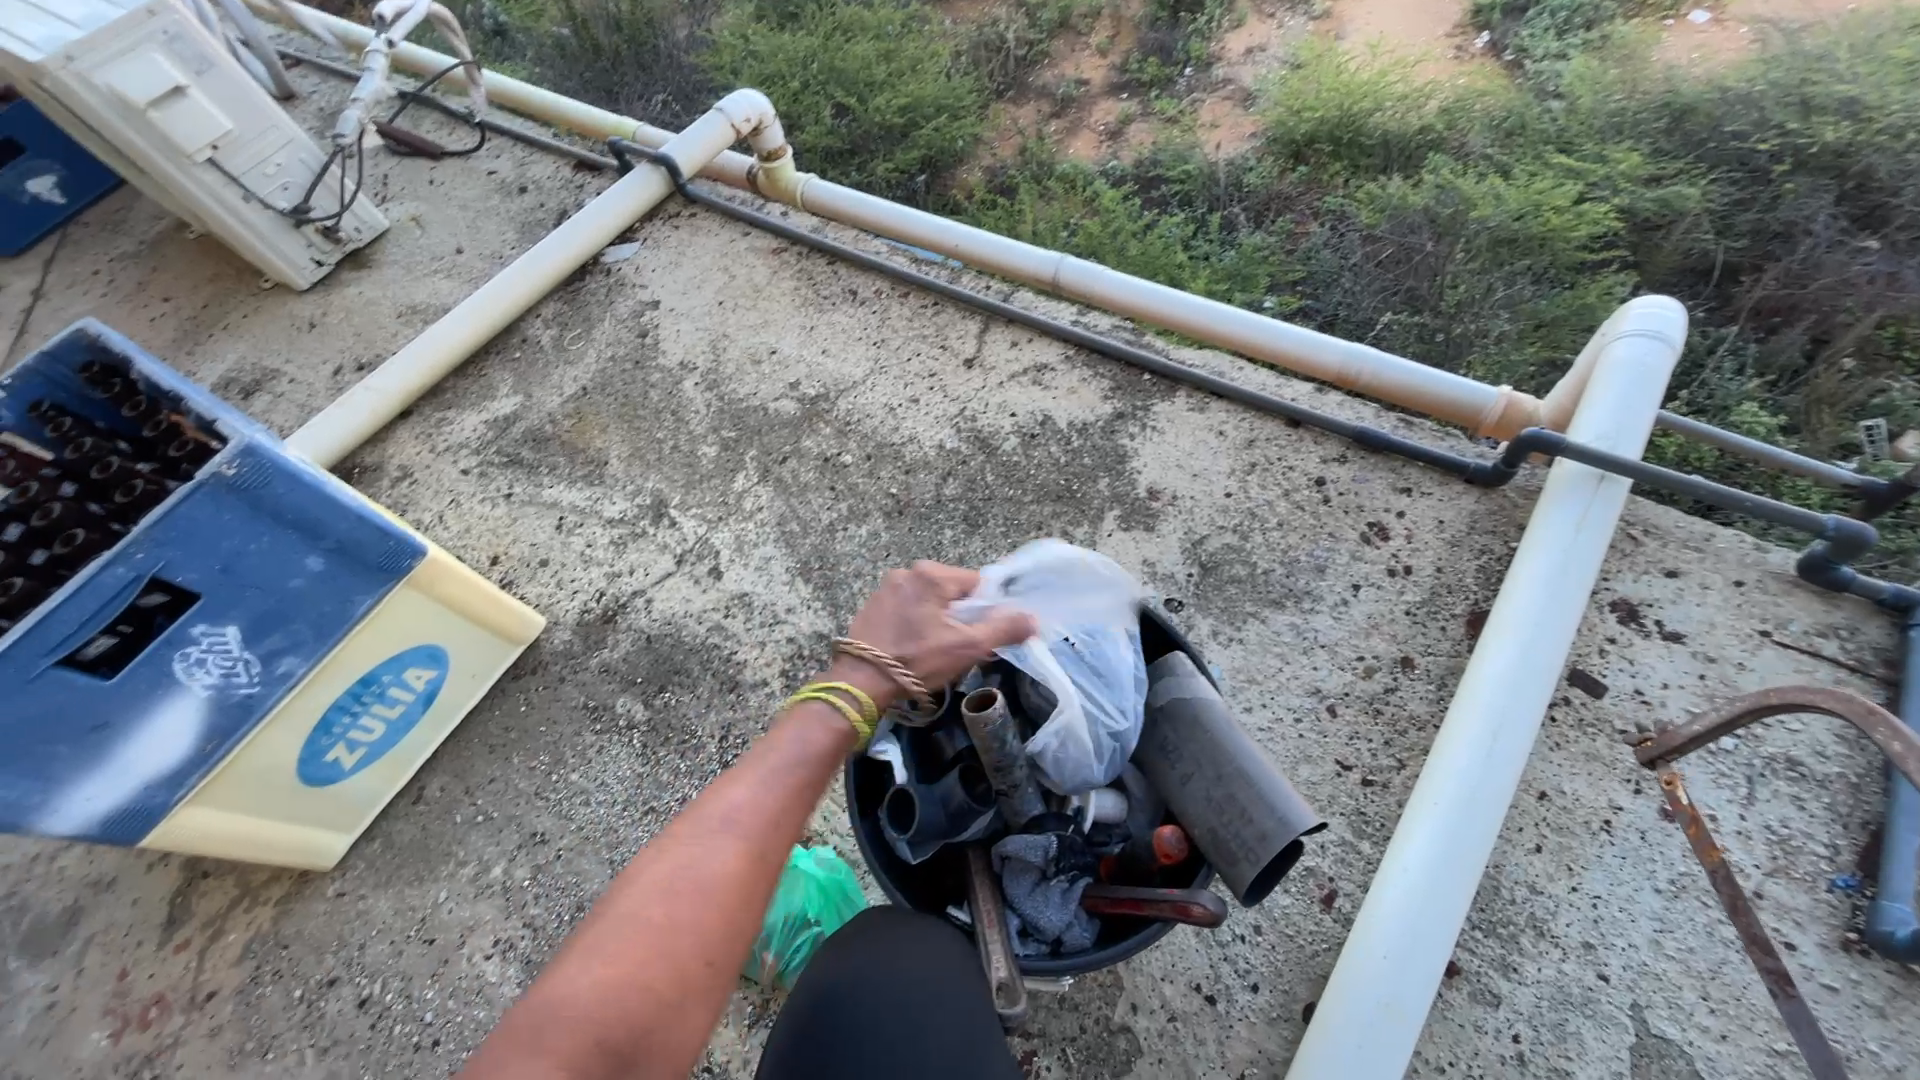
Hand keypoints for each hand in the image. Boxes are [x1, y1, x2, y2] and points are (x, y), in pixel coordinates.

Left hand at [827, 561, 1035, 710]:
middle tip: (954, 646)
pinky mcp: (872, 604)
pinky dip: (914, 622)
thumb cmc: (918, 660)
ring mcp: (886, 587)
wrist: (862, 680)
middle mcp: (907, 571)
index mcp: (932, 574)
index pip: (976, 584)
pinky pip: (907, 607)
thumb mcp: (967, 647)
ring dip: (936, 619)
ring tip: (931, 650)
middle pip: (951, 591)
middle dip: (959, 616)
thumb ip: (1003, 629)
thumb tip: (1033, 618)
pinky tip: (911, 646)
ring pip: (928, 600)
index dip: (983, 611)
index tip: (976, 635)